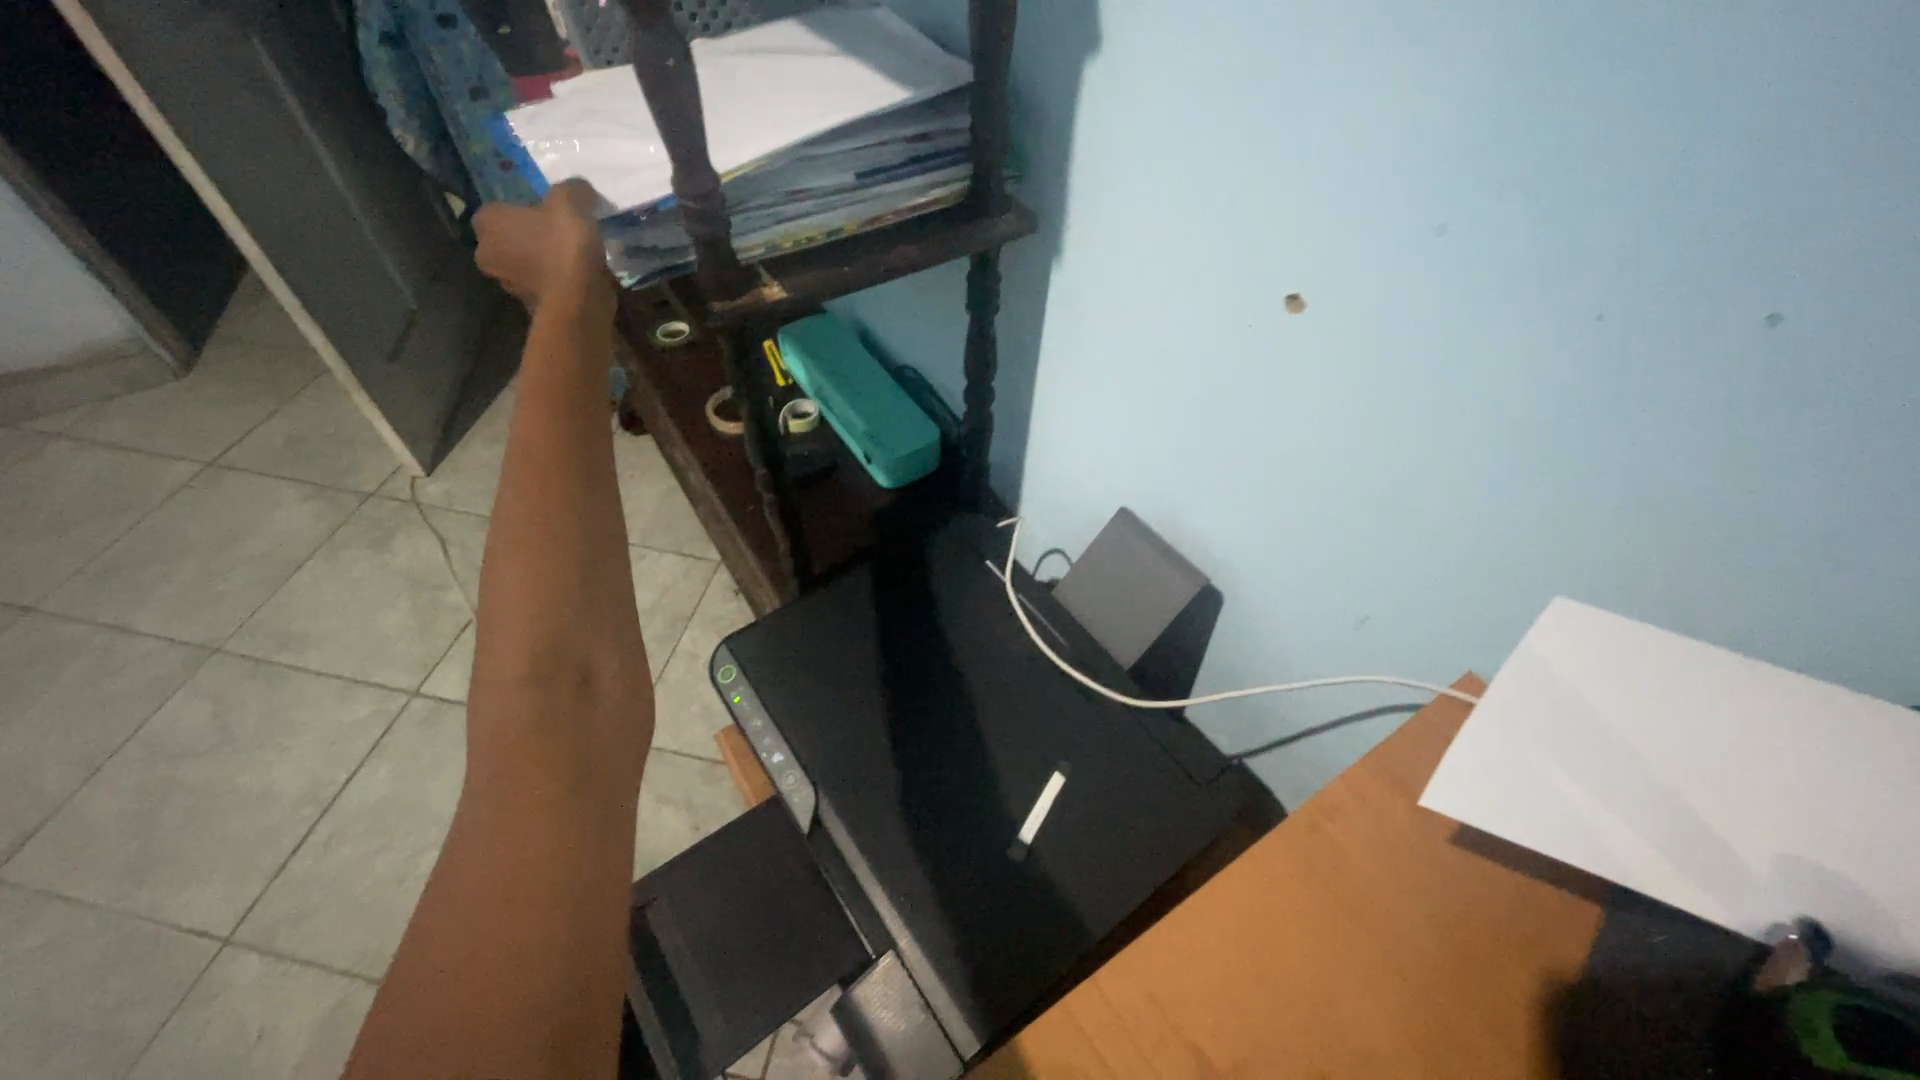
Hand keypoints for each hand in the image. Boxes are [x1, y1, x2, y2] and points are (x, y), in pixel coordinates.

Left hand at [473, 180, 609, 309]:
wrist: (578, 301)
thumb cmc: (564, 245)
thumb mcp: (572, 201)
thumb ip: (573, 189)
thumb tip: (580, 192)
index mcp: (487, 221)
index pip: (500, 208)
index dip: (525, 210)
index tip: (549, 214)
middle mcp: (487, 252)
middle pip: (509, 238)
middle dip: (530, 237)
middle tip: (560, 235)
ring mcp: (506, 283)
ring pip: (525, 264)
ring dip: (543, 261)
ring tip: (573, 258)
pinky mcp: (529, 306)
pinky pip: (542, 286)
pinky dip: (555, 282)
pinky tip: (578, 278)